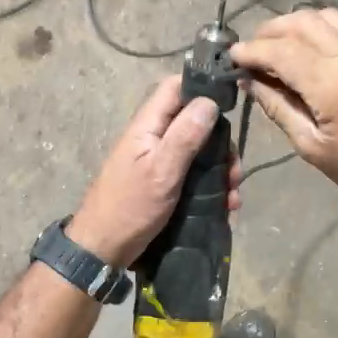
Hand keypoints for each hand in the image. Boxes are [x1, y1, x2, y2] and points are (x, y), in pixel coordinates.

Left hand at [67, 77, 242, 268]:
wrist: (102, 250)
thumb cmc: (129, 207)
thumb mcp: (161, 171)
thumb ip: (185, 135)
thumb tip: (209, 101)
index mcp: (148, 125)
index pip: (175, 87)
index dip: (202, 87)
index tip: (231, 103)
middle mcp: (154, 137)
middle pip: (194, 121)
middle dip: (221, 142)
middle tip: (235, 169)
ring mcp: (160, 161)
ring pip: (199, 151)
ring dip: (220, 169)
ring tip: (233, 194)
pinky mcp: (165, 183)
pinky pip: (195, 175)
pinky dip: (212, 186)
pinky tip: (226, 205)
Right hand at [231, 9, 337, 216]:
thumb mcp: (311, 146)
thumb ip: (278, 108)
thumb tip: (250, 82)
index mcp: (331, 84)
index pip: (280, 50)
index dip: (251, 51)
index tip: (232, 57)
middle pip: (300, 23)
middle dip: (269, 32)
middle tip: (252, 52)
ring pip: (324, 16)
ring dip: (296, 24)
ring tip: (280, 45)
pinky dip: (326, 24)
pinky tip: (316, 41)